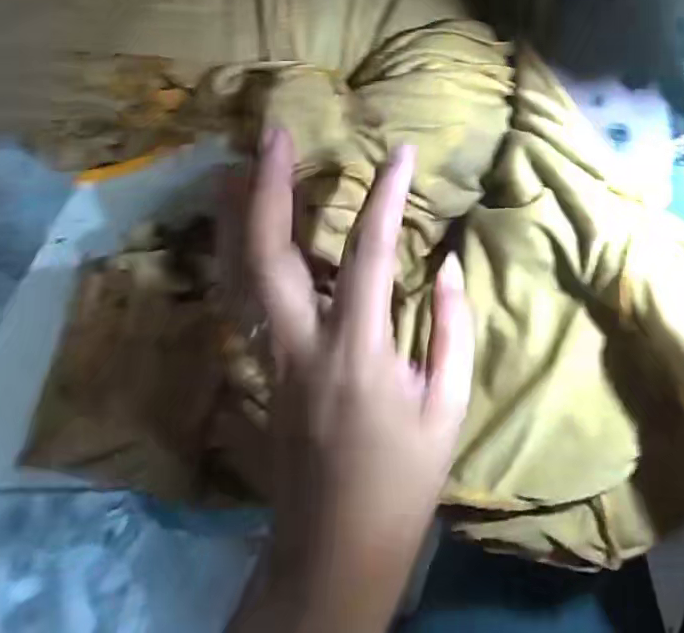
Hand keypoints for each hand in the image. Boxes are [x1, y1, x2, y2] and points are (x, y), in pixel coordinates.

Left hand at [230, 130, 475, 632]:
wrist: (333, 548)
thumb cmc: (403, 476)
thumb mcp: (447, 404)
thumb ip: (449, 327)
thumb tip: (443, 265)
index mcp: (358, 349)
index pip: (370, 253)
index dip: (386, 195)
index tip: (400, 151)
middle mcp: (301, 345)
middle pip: (271, 255)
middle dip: (268, 188)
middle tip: (270, 135)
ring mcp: (271, 359)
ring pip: (240, 276)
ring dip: (237, 216)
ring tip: (234, 165)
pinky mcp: (262, 372)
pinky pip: (246, 301)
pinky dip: (243, 256)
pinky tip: (245, 234)